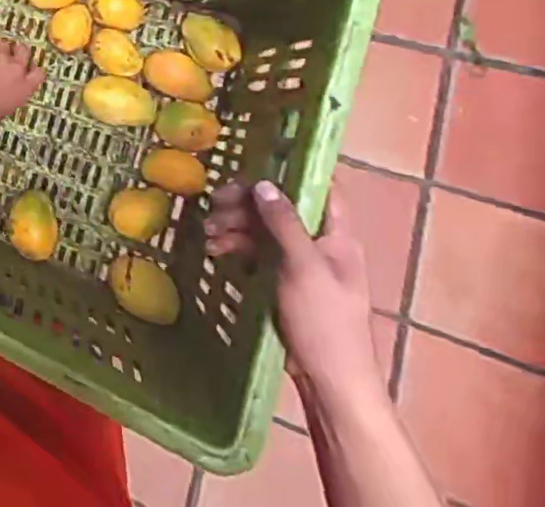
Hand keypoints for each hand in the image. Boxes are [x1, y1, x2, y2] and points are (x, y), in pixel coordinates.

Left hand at [0, 38, 44, 128]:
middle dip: (17, 50)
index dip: (32, 68)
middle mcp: (17, 69)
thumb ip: (12, 93)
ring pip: (4, 44)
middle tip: (7, 54)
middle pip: (24, 51)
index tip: (25, 68)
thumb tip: (7, 88)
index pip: (39, 73)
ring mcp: (2, 57)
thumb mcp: (7, 107)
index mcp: (25, 88)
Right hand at [205, 183, 381, 401]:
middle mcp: (318, 241)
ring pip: (264, 228)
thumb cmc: (325, 322)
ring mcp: (299, 261)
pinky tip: (214, 250)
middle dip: (248, 201)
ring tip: (208, 231)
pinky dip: (236, 247)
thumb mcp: (304, 267)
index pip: (322, 186)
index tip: (256, 162)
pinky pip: (256, 252)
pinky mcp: (281, 279)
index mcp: (336, 234)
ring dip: (236, 224)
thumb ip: (283, 224)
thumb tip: (263, 184)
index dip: (293, 170)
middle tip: (216, 202)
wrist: (329, 382)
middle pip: (282, 205)